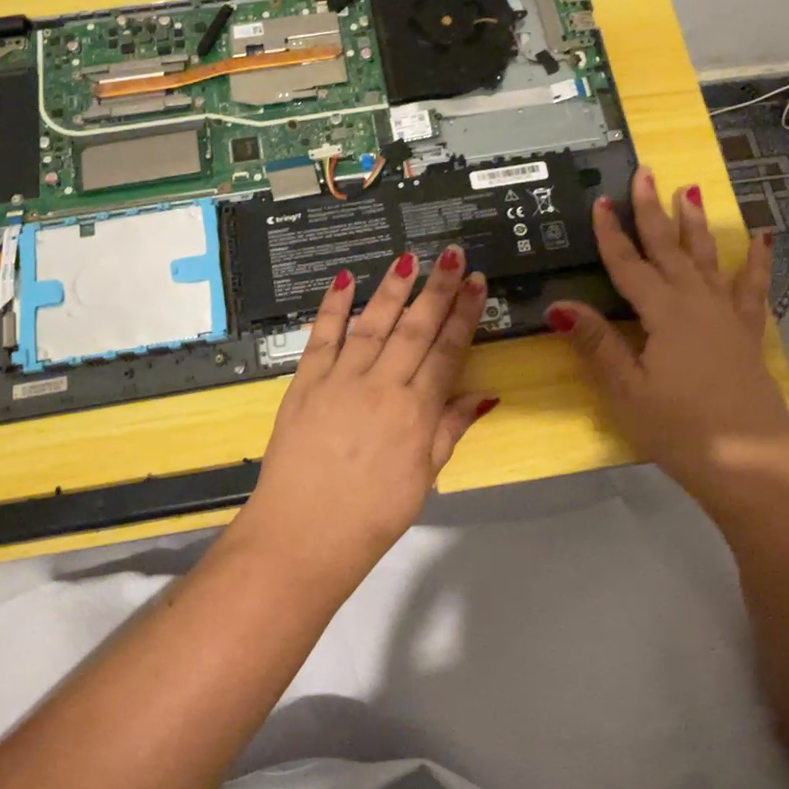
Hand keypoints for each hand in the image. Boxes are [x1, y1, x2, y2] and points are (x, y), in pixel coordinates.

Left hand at [242, 246, 497, 568]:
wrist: (303, 534)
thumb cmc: (371, 515)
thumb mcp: (423, 478)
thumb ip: (450, 430)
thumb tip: (484, 395)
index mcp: (416, 411)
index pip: (448, 351)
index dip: (464, 315)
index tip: (476, 283)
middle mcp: (382, 385)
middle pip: (415, 328)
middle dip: (438, 289)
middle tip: (453, 255)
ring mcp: (340, 379)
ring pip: (373, 323)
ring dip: (392, 289)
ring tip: (409, 259)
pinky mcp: (304, 382)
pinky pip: (322, 336)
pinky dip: (333, 307)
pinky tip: (344, 280)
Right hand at [548, 166, 788, 509]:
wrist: (750, 462)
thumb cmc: (680, 430)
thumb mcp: (628, 391)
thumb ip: (598, 345)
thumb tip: (560, 305)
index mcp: (663, 314)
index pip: (629, 265)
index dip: (611, 234)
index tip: (598, 201)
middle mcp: (697, 303)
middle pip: (669, 249)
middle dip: (652, 211)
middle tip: (645, 172)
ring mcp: (726, 316)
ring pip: (707, 259)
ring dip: (695, 224)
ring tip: (690, 190)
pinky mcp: (746, 334)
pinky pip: (751, 288)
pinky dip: (756, 262)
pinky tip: (762, 239)